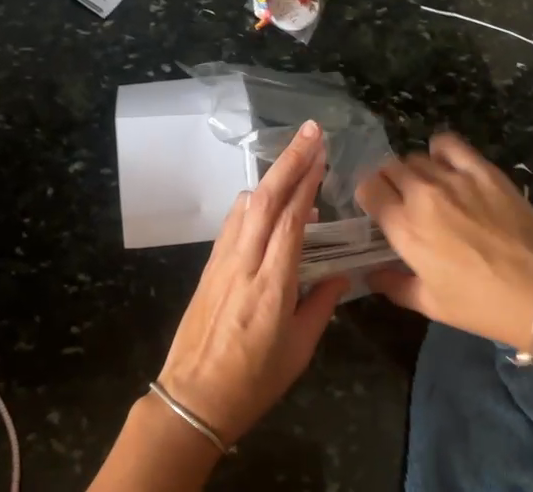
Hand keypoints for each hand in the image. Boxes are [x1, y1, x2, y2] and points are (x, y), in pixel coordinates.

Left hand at [157, 121, 349, 443]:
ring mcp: (222, 261)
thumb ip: (320, 306)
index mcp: (271, 284)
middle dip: (289, 161)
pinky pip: (233, 222)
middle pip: (266, 199)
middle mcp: (244, 262)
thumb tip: (340, 274)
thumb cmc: (253, 382)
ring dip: (271, 177)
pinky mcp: (209, 266)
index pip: (291, 221)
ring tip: (295, 159)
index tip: (321, 154)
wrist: (192, 399)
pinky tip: (264, 198)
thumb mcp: (299, 351)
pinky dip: (252, 201)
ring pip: (246, 205)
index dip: (307, 183)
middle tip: (310, 132)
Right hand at [355, 133, 532, 352]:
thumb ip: (394, 286)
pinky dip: (440, 150)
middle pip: (389, 169)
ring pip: (416, 157)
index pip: (369, 189)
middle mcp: (422, 195)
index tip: (379, 209)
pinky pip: (449, 144)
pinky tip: (446, 164)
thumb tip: (371, 274)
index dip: (369, 196)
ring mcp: (453, 179)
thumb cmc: (484, 306)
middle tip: (401, 200)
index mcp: (405, 228)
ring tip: (427, 187)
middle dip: (389, 182)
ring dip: (413, 170)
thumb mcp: (432, 306)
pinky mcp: (482, 170)